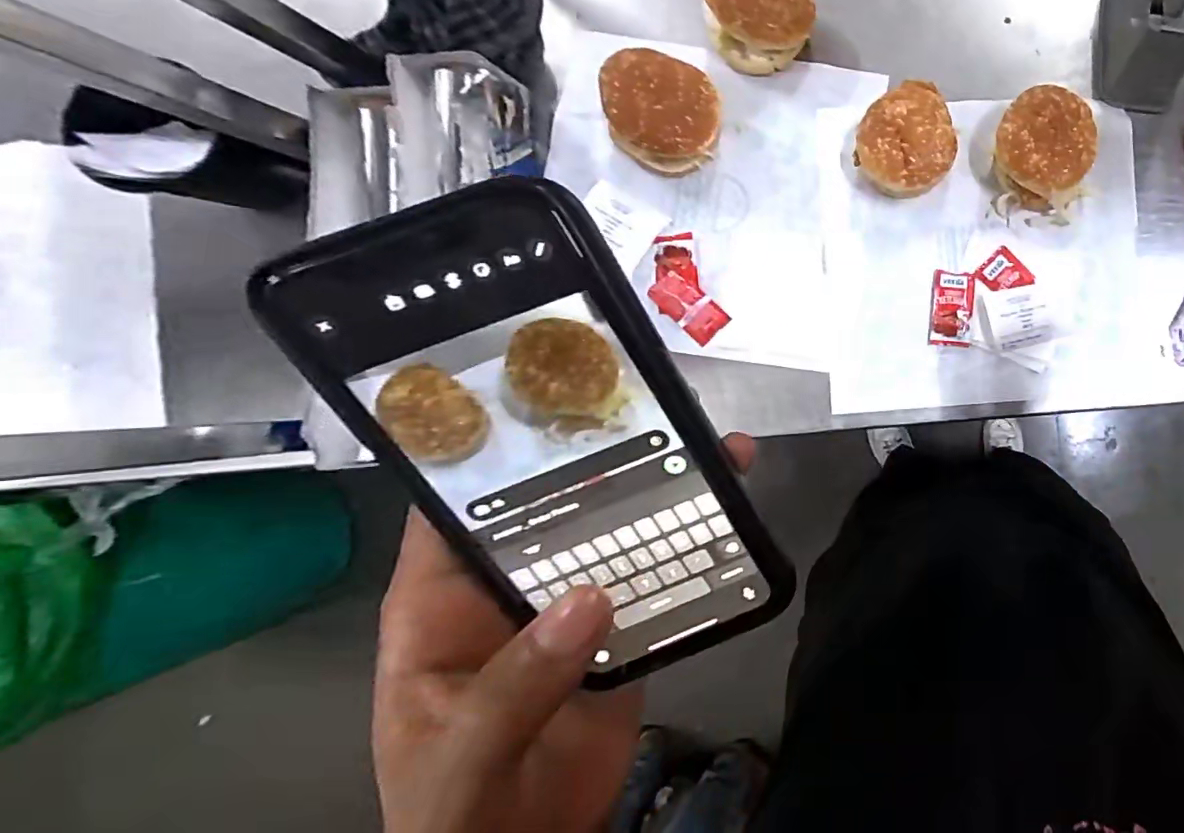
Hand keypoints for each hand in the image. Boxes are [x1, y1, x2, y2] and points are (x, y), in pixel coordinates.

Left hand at [374, 433, 756, 832]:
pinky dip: (689, 546)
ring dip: (662, 494)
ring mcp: (567, 605)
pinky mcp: (619, 627)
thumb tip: (590, 597)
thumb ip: (515, 685)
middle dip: (606, 460)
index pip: (455, 507)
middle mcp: (508, 588)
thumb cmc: (458, 819)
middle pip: (556, 506)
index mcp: (442, 603)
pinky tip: (727, 514)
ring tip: (714, 453)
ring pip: (613, 532)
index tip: (551, 406)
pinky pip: (654, 575)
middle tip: (659, 415)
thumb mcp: (465, 758)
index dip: (492, 453)